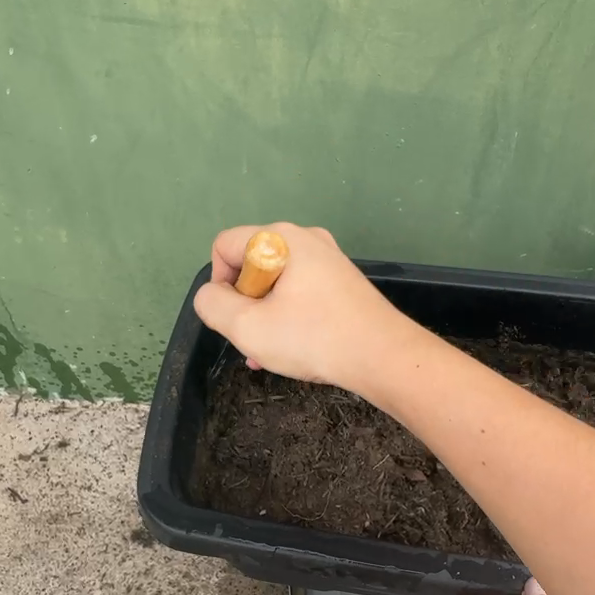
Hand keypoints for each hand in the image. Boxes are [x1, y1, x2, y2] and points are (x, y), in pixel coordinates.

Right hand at [192, 223, 418, 389]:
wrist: (383, 356)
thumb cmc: (313, 339)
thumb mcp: (247, 327)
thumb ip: (213, 305)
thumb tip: (211, 294)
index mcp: (282, 238)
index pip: (225, 246)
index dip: (219, 284)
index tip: (236, 317)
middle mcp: (306, 238)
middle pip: (251, 264)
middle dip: (245, 304)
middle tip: (256, 338)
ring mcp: (328, 258)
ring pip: (276, 283)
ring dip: (265, 316)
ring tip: (271, 353)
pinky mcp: (342, 280)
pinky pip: (300, 291)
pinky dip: (289, 316)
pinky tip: (292, 350)